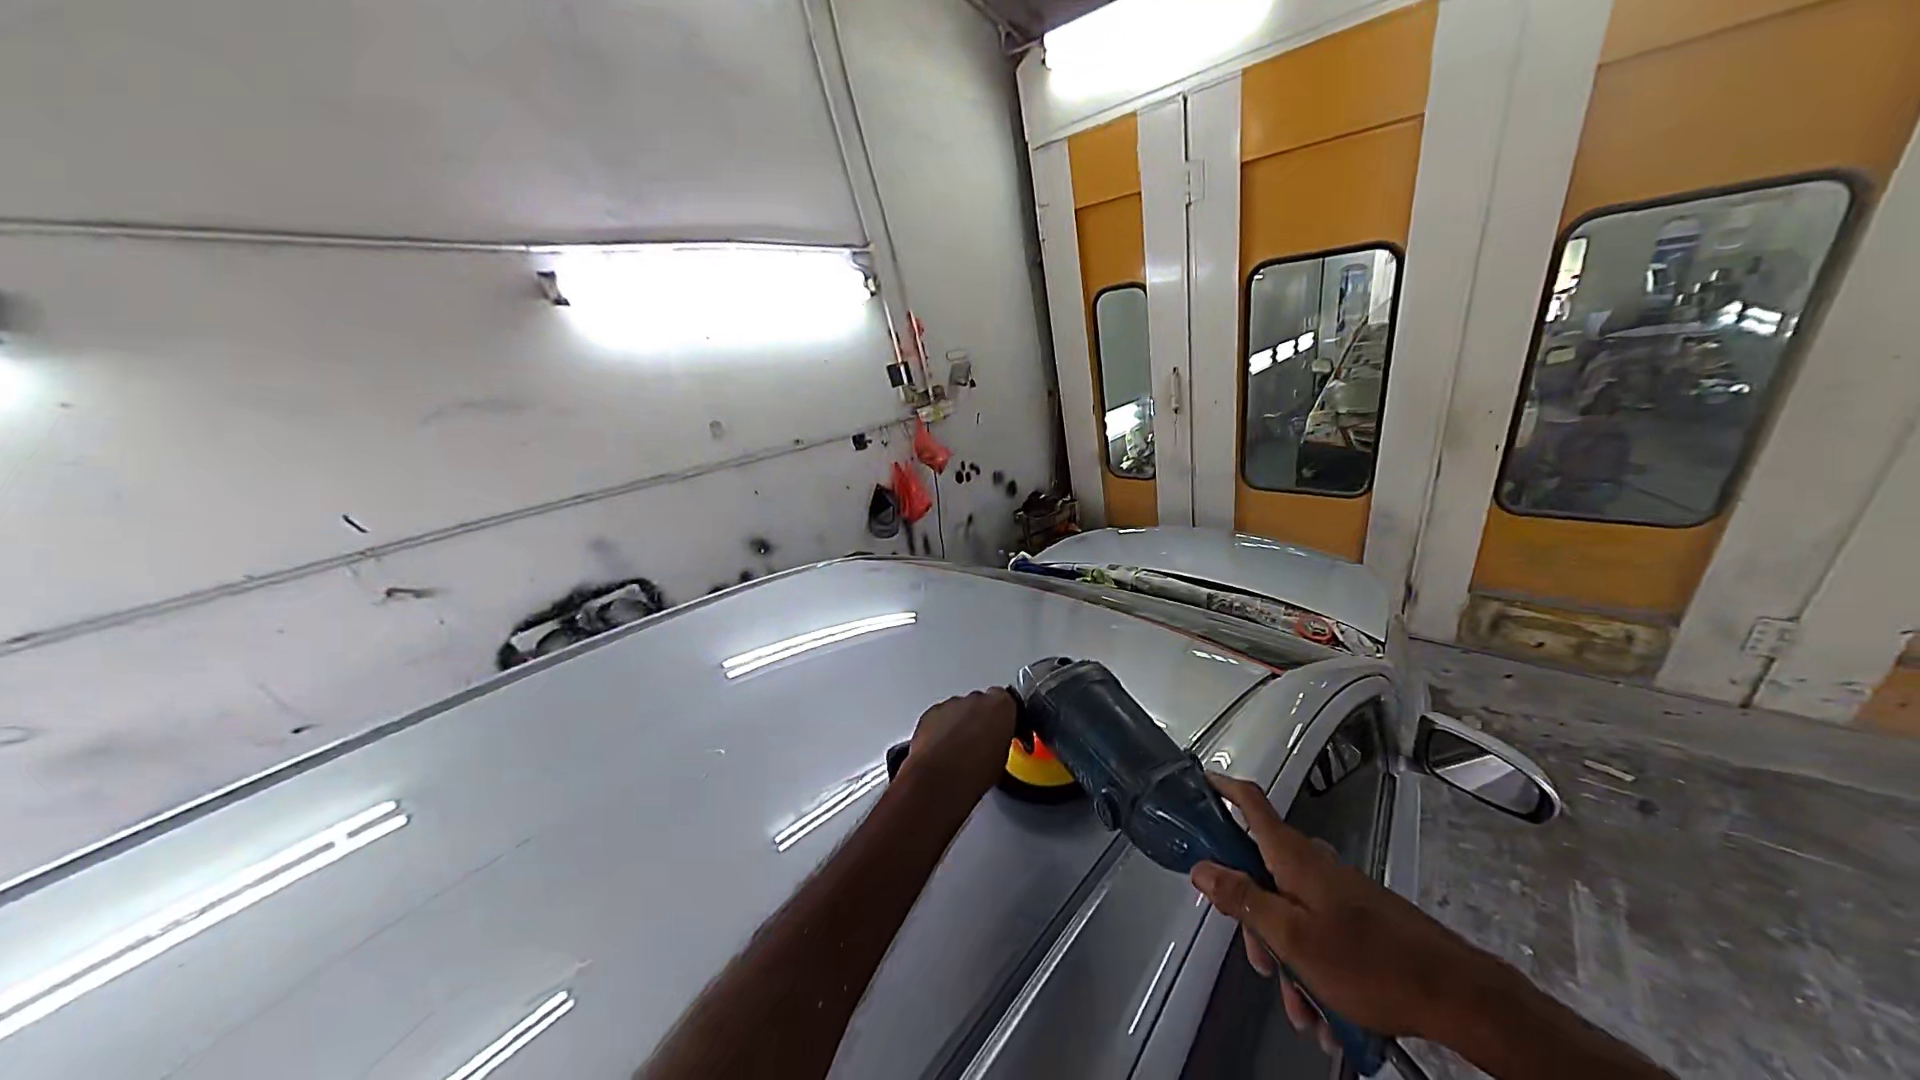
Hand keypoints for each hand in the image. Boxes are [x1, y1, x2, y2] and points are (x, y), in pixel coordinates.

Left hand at [896, 689, 1018, 806]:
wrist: (941, 779)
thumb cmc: (972, 772)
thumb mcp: (1001, 759)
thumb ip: (999, 740)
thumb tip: (993, 746)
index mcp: (1000, 706)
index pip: (1005, 700)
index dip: (1000, 715)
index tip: (998, 727)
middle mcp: (975, 700)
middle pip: (979, 703)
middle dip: (978, 718)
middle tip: (978, 742)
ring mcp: (951, 704)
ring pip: (958, 709)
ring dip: (958, 724)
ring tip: (958, 750)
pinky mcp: (931, 713)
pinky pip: (939, 717)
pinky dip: (940, 729)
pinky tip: (942, 750)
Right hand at [1190, 774, 1504, 1042]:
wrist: (1458, 998)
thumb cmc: (1374, 964)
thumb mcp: (1291, 937)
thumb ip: (1242, 899)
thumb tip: (1204, 869)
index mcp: (1293, 858)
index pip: (1251, 804)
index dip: (1224, 788)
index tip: (1204, 781)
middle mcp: (1315, 866)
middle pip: (1261, 873)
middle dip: (1254, 921)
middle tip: (1261, 959)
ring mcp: (1338, 893)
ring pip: (1290, 914)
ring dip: (1288, 960)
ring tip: (1304, 1006)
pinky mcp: (1358, 920)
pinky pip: (1319, 937)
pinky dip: (1315, 970)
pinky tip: (1328, 1011)